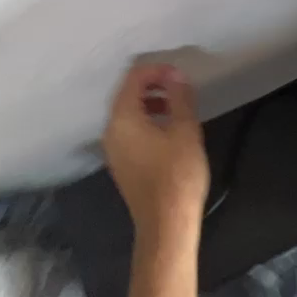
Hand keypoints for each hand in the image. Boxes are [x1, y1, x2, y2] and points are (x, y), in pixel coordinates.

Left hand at [102, 63, 208, 245]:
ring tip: (175, 107)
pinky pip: (128, 131)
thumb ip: (180, 97)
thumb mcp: (185, 131)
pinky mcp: (120, 164)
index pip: (133, 78)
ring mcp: (113, 149)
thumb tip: (175, 75)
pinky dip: (145, 121)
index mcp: (123, 118)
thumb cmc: (177, 176)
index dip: (156, 70)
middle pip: (126, 94)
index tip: (179, 74)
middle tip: (178, 86)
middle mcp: (111, 130)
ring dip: (149, 103)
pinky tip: (166, 131)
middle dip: (151, 84)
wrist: (166, 226)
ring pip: (127, 114)